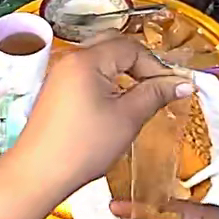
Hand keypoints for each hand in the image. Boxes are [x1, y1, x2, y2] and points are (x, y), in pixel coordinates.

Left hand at [5, 37, 191, 196]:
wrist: (38, 173)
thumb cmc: (81, 148)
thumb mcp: (127, 119)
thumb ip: (155, 94)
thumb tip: (180, 84)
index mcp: (88, 60)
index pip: (132, 48)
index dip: (156, 67)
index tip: (172, 87)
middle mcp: (71, 59)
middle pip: (114, 45)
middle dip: (141, 63)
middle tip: (159, 86)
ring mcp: (60, 73)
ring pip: (100, 58)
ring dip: (124, 71)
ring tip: (141, 95)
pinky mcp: (56, 89)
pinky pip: (87, 72)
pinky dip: (106, 80)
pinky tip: (117, 102)